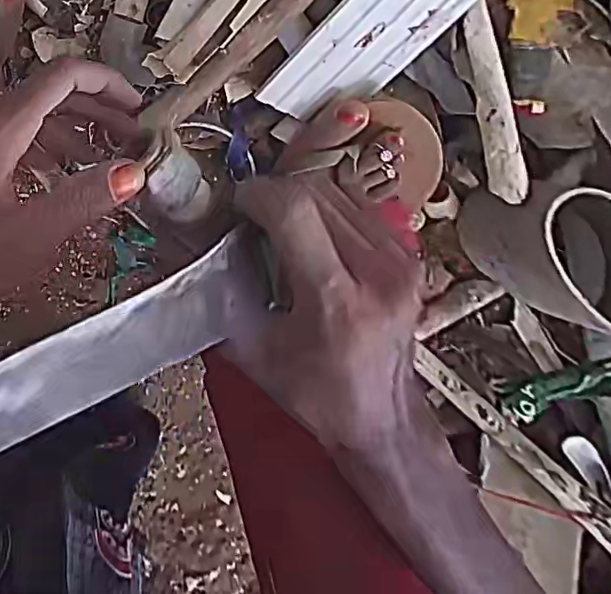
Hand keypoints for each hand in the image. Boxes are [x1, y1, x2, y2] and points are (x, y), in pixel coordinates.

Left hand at [0, 59, 148, 309]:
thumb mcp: (23, 235)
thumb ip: (81, 200)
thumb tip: (132, 172)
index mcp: (3, 122)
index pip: (68, 73)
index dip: (111, 83)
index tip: (140, 109)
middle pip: (52, 92)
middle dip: (98, 110)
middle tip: (133, 139)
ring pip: (32, 116)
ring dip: (72, 133)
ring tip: (104, 162)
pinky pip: (11, 137)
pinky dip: (43, 149)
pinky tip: (56, 180)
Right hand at [221, 143, 424, 453]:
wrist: (386, 421)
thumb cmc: (319, 393)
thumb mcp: (254, 353)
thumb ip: (225, 298)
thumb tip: (202, 248)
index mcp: (335, 299)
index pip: (295, 210)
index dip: (258, 194)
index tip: (237, 202)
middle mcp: (376, 272)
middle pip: (314, 192)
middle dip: (273, 191)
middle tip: (251, 209)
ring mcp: (400, 261)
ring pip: (336, 190)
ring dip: (298, 194)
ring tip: (278, 217)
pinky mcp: (408, 256)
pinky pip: (357, 203)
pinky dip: (325, 203)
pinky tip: (309, 225)